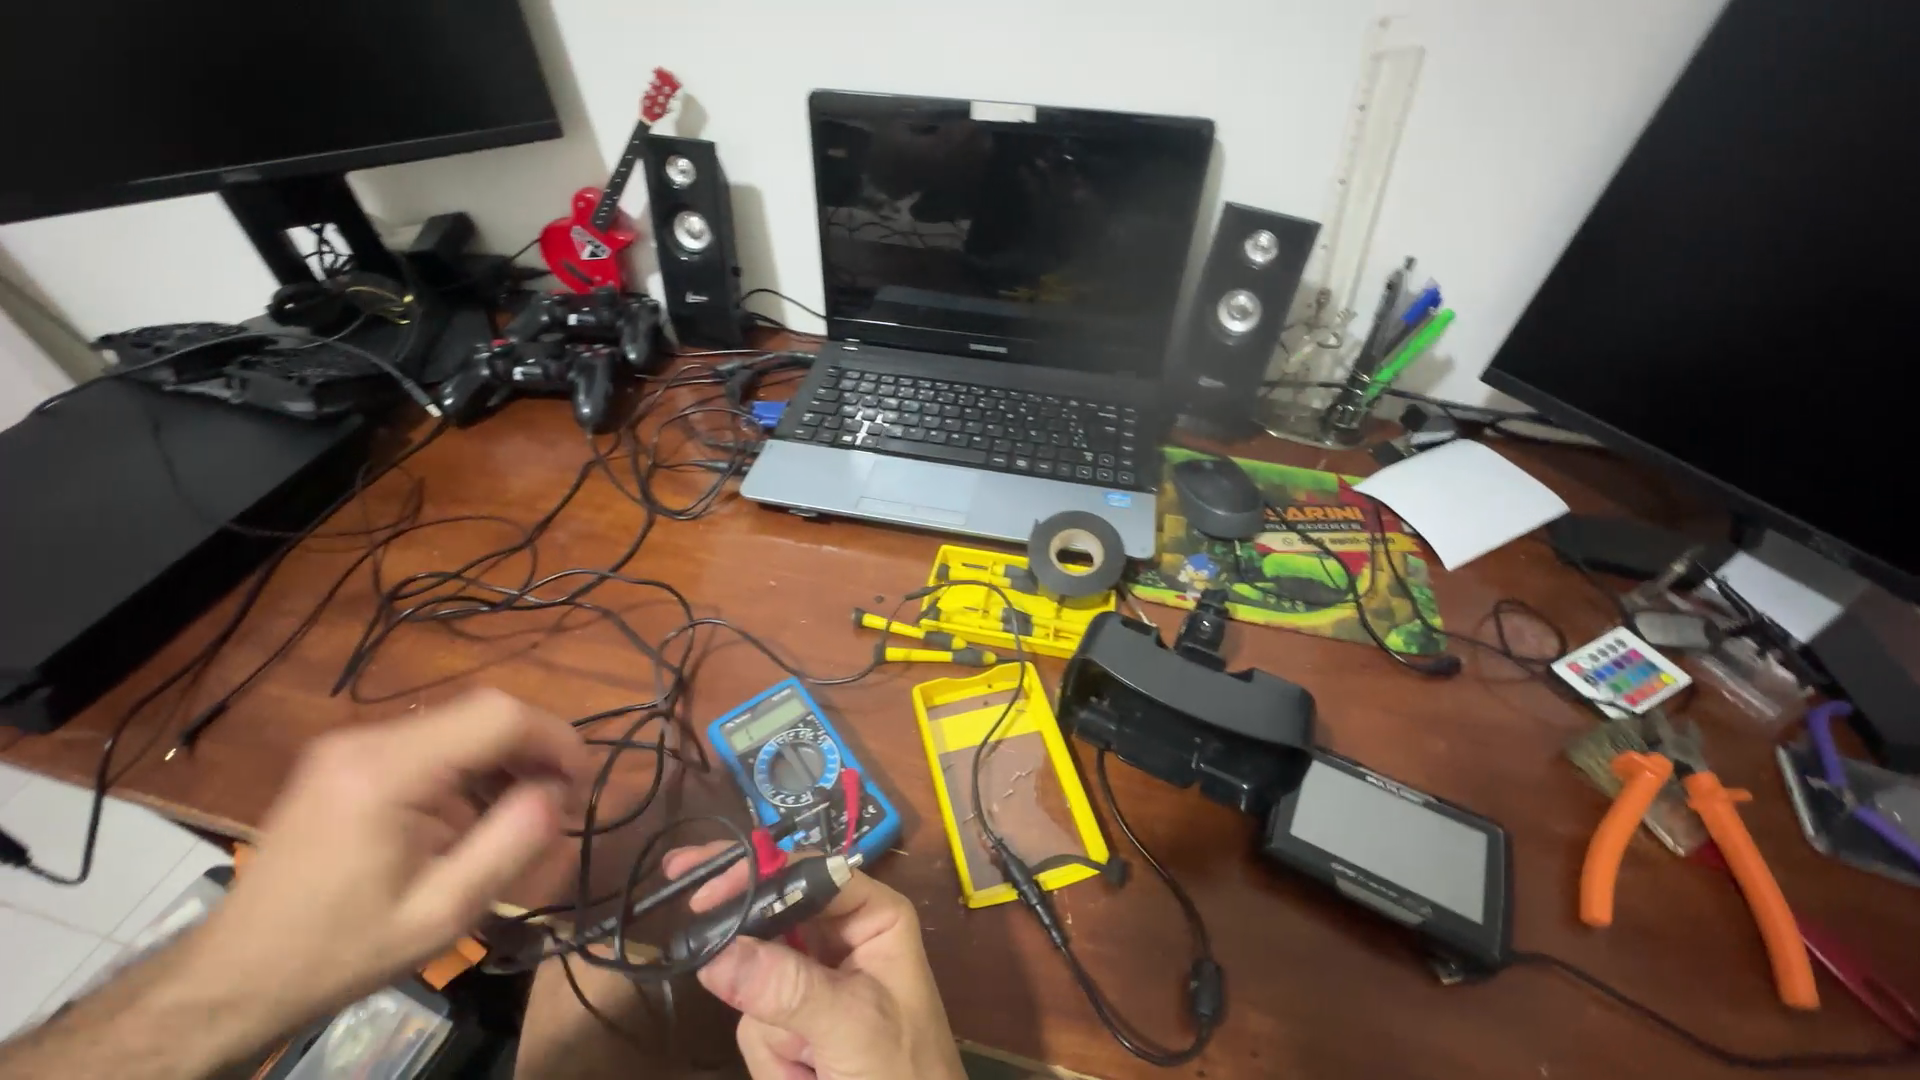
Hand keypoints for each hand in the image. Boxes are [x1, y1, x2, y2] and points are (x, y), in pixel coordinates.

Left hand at [188, 691, 589, 1033]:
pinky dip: (475, 762)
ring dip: (508, 754)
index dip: (556, 739)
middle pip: (483, 710)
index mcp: (386, 772)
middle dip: (536, 746)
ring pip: (463, 719)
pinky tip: (478, 807)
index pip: (498, 716)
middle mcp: (366, 740)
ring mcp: (351, 744)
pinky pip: (435, 738)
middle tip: (559, 799)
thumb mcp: (442, 913)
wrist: (232, 978)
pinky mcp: (348, 757)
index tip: (581, 783)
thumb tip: (560, 791)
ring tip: (525, 807)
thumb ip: (510, 844)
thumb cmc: (341, 950)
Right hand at [663, 844, 965, 1079]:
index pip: (809, 875)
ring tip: (810, 1066)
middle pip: (773, 914)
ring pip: (755, 976)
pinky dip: (771, 1055)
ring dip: (771, 1029)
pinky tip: (805, 1076)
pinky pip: (754, 1019)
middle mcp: (841, 935)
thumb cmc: (902, 1073)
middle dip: (742, 933)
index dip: (756, 874)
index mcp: (873, 915)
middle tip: (687, 907)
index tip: (703, 891)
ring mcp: (814, 977)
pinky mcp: (795, 1018)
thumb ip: (788, 989)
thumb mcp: (852, 1027)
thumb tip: (717, 953)